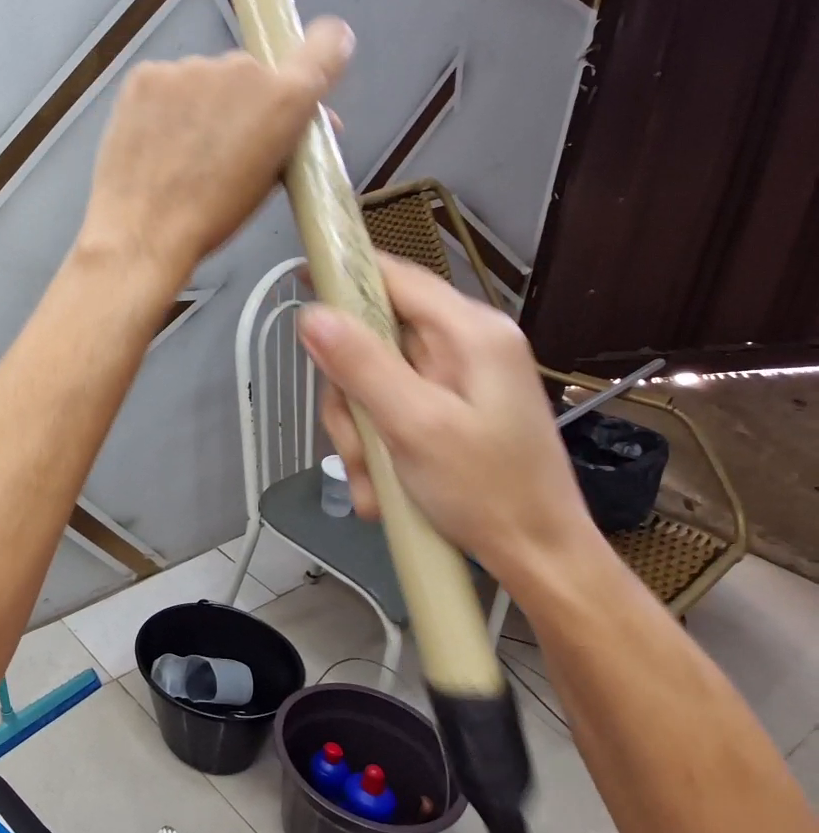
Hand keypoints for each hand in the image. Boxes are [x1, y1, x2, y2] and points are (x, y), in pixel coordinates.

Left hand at [79, 17, 353, 294]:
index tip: (306, 70)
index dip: (320, 53)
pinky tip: (149, 139)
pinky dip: (159, 105)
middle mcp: (243, 69)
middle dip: (240, 100)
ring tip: (175, 149)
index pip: (327, 43)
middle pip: (250, 72)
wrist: (140, 231)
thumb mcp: (270, 178)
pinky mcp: (146, 76)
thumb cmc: (210, 217)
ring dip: (197, 103)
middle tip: (216, 144)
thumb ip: (289, 135)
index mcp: (287, 97)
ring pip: (202, 78)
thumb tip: (300, 118)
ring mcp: (189, 68)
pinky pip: (162, 83)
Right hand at [298, 254, 600, 587]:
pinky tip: (380, 484)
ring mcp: (453, 378)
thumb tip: (311, 314)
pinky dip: (372, 445)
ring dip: (357, 431)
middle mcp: (463, 346)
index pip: (394, 277)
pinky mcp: (443, 407)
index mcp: (470, 334)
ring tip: (372, 476)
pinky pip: (383, 407)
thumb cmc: (487, 491)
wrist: (538, 556)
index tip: (294, 285)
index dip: (343, 276)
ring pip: (367, 379)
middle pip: (369, 338)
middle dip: (348, 393)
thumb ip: (362, 366)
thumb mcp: (414, 427)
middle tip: (356, 441)